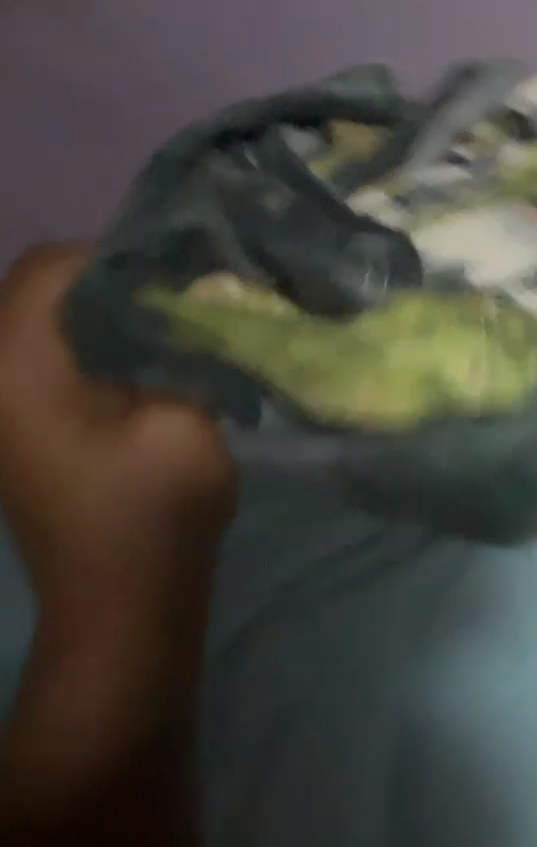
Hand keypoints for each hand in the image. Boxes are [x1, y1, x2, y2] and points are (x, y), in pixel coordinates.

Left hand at [0, 244, 235, 612]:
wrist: (121, 589)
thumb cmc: (154, 507)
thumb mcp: (188, 424)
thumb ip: (189, 354)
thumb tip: (206, 300)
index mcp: (17, 365)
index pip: (51, 270)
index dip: (123, 257)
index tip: (196, 273)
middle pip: (44, 290)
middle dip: (124, 283)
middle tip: (202, 298)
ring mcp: (0, 399)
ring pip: (52, 322)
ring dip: (118, 316)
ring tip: (190, 328)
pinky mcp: (21, 420)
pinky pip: (56, 356)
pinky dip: (107, 346)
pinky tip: (159, 365)